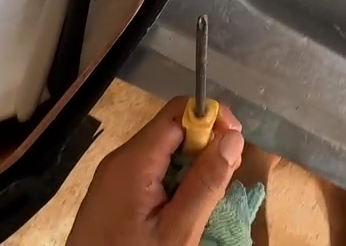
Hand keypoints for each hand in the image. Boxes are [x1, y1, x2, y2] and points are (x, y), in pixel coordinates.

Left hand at [68, 97, 245, 245]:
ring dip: (190, 167)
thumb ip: (205, 183)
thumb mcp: (176, 234)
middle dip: (204, 146)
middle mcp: (119, 160)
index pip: (179, 111)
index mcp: (133, 160)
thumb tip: (234, 137)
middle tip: (225, 179)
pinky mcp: (110, 198)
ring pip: (162, 153)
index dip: (211, 119)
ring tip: (204, 201)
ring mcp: (111, 180)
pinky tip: (180, 211)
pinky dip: (172, 182)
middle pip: (172, 130)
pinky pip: (148, 172)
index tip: (234, 148)